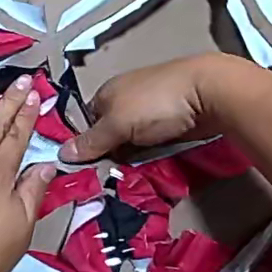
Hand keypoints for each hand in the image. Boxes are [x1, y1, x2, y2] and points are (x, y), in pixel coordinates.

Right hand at [60, 54, 237, 162]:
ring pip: (130, 142)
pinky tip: (146, 170)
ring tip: (125, 179)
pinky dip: (147, 157)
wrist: (210, 92)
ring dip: (128, 159)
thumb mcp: (116, 123)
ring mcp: (149, 112)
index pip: (85, 122)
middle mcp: (125, 100)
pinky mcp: (170, 123)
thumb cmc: (155, 102)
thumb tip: (61, 153)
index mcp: (106, 93)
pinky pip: (150, 145)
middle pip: (108, 134)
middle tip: (104, 179)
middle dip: (107, 155)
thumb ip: (91, 141)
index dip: (83, 144)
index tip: (82, 169)